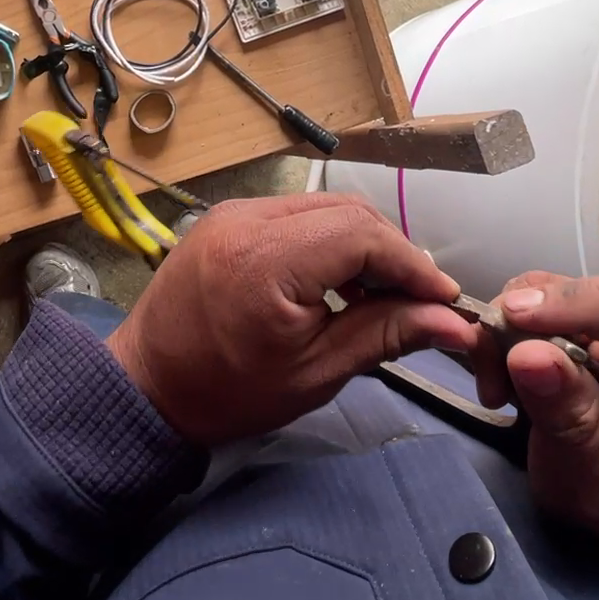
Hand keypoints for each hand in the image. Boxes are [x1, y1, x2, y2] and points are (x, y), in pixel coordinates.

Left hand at [105, 194, 480, 445]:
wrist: (145, 387)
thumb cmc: (226, 392)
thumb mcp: (315, 373)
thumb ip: (385, 335)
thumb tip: (453, 324)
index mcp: (265, 258)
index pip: (362, 235)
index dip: (412, 264)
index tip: (443, 299)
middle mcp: (248, 217)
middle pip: (347, 212)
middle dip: (392, 252)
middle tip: (418, 299)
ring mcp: (234, 210)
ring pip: (325, 207)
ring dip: (363, 243)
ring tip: (382, 292)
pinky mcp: (228, 216)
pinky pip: (296, 213)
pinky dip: (328, 239)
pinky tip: (339, 278)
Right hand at [471, 269, 598, 551]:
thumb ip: (573, 427)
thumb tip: (528, 354)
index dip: (582, 301)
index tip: (516, 318)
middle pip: (594, 287)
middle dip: (526, 317)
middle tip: (493, 375)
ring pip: (554, 289)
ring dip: (506, 327)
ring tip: (496, 388)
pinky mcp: (580, 330)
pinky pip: (533, 305)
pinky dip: (503, 333)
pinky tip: (500, 377)